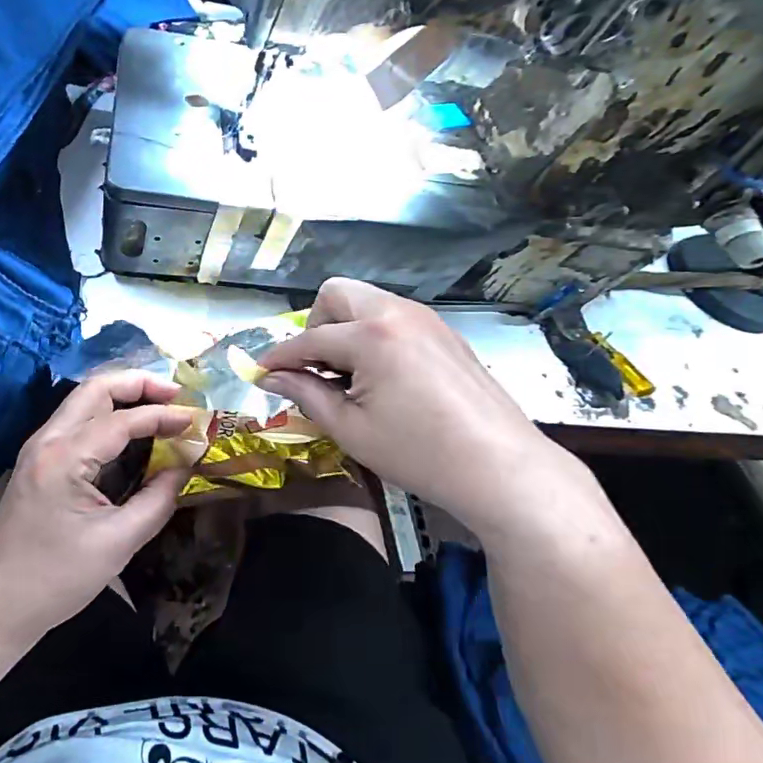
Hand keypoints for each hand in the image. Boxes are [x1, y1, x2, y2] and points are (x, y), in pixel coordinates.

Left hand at [0, 371, 193, 650]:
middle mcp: (47, 440)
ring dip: (121, 396)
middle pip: (95, 390)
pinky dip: (107, 416)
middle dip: (138, 384)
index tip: (197, 419)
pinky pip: (76, 422)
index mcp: (64, 458)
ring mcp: (38, 448)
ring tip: (160, 406)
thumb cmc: (57, 579)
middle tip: (177, 395)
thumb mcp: (117, 543)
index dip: (162, 415)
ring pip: (83, 401)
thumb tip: (186, 466)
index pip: (121, 420)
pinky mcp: (38, 461)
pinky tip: (132, 432)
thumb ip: (157, 499)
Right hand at [255, 278, 605, 546]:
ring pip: (366, 301)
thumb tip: (271, 377)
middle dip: (315, 326)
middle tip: (315, 367)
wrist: (501, 468)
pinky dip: (372, 335)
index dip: (280, 357)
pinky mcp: (444, 333)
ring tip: (347, 376)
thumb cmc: (419, 453)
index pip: (309, 338)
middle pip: (336, 294)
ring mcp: (426, 319)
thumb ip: (306, 393)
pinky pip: (392, 317)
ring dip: (344, 328)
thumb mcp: (350, 428)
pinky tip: (380, 376)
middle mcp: (398, 313)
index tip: (261, 373)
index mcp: (372, 335)